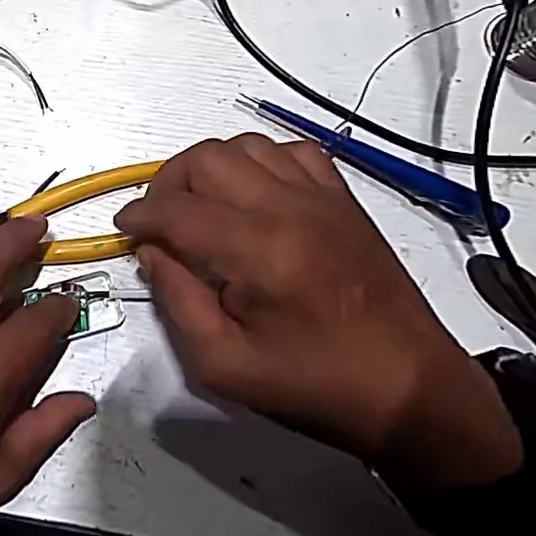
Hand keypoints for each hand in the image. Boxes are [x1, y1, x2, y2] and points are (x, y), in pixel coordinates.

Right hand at [114, 136, 521, 486]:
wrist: (410, 390)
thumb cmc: (315, 385)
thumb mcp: (223, 365)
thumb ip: (177, 302)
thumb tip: (153, 254)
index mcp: (259, 251)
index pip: (177, 209)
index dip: (139, 215)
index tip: (125, 230)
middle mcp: (290, 209)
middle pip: (206, 159)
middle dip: (167, 183)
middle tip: (158, 219)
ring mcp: (322, 199)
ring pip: (246, 145)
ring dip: (210, 168)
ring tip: (199, 204)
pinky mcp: (344, 202)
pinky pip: (293, 152)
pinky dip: (259, 161)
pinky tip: (252, 193)